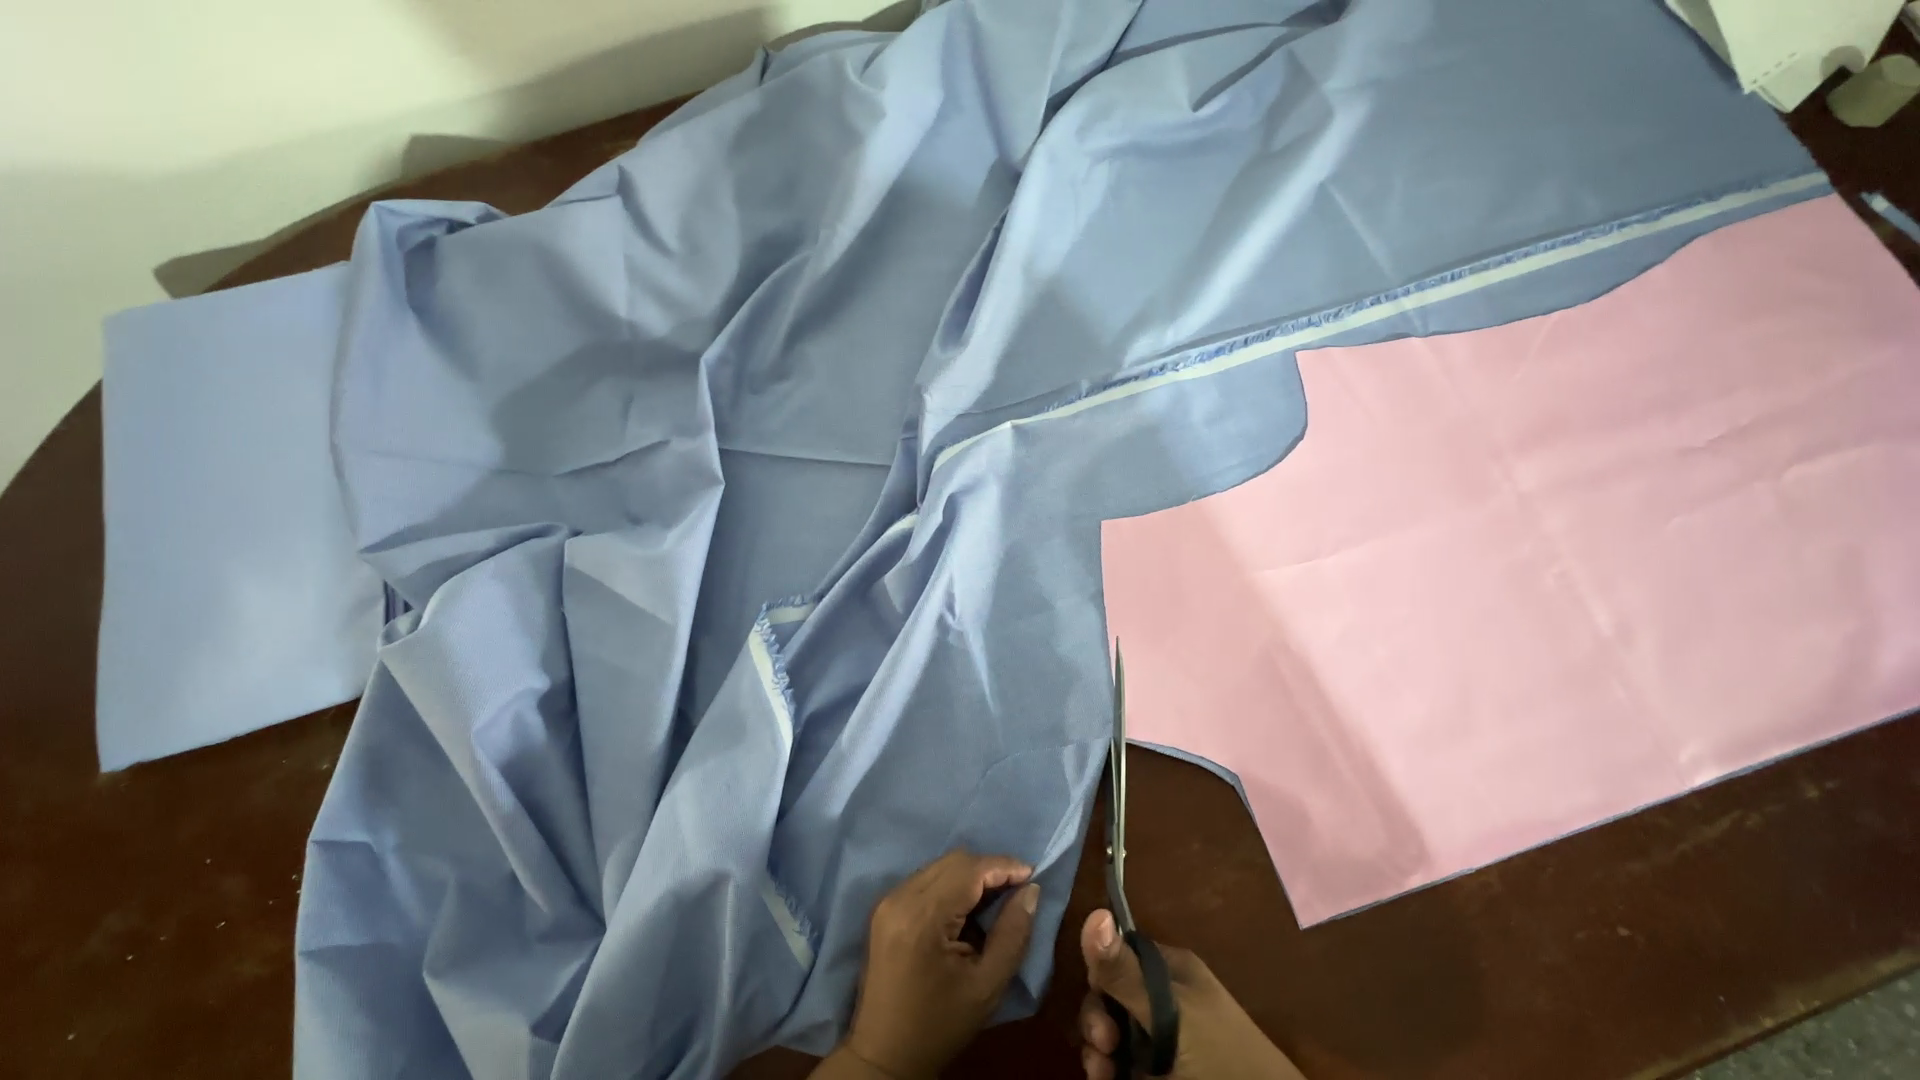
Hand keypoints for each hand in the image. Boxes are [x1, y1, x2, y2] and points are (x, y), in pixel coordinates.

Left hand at [835, 851, 1040, 1079]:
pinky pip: (924, 880)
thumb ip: (1013, 933)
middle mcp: (900, 898)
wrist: (884, 1054)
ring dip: (970, 876)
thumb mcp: (987, 985)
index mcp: (922, 917)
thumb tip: (1030, 891)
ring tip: (996, 900)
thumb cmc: (940, 1025)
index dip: (1004, 866)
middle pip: (953, 861)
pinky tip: (967, 910)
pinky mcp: (884, 910)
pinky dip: (951, 885)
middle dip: (989, 869)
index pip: (969, 869)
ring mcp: (888, 902)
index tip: (1033, 876)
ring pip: (939, 867)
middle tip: (1018, 890)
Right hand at [1078, 910, 1306, 1079]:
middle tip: (1104, 1047)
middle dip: (1097, 1021)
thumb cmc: (1219, 1056)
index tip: (1099, 1003)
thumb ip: (1125, 972)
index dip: (1101, 977)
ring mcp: (1160, 1041)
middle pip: (1110, 999)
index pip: (1119, 957)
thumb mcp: (1169, 1013)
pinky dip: (1107, 1072)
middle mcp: (1162, 1002)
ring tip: (1102, 1073)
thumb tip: (1095, 912)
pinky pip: (1120, 1064)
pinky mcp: (1158, 1073)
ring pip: (1111, 1035)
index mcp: (1169, 974)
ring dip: (1098, 1053)